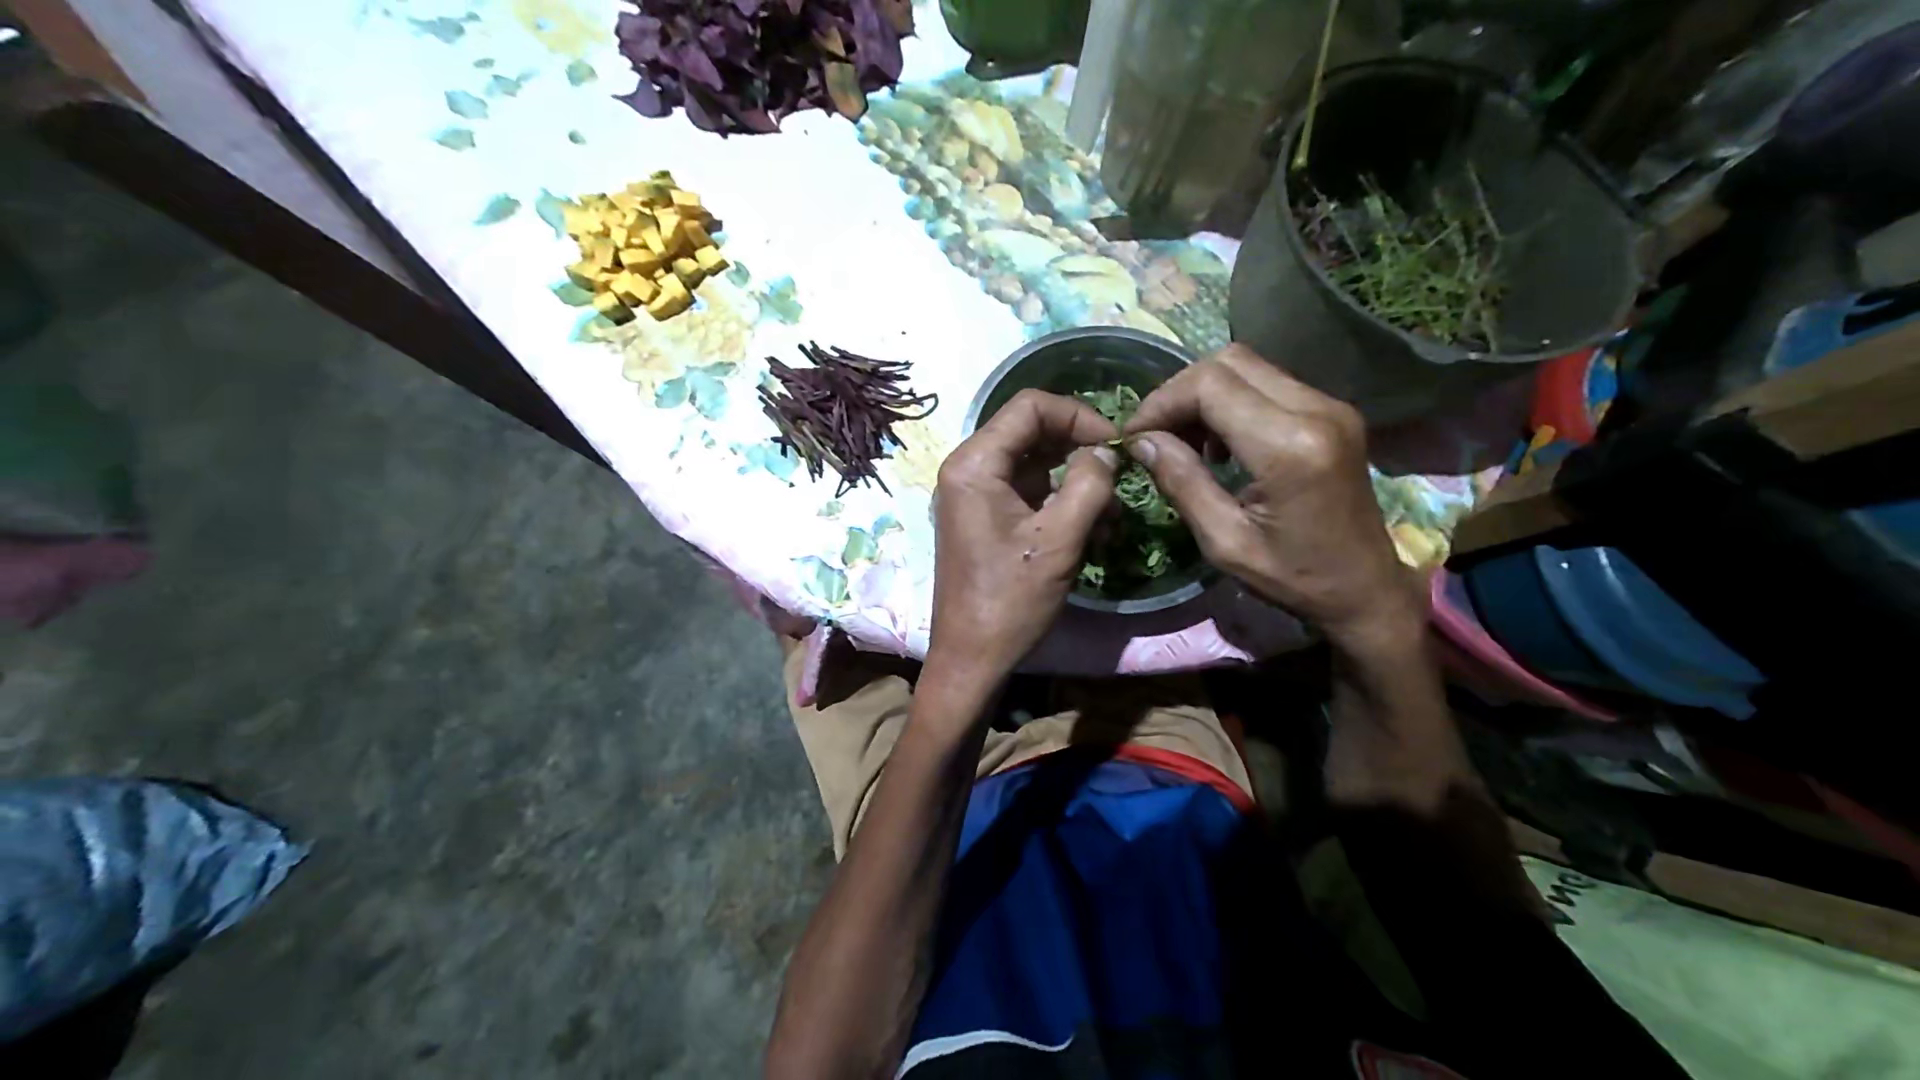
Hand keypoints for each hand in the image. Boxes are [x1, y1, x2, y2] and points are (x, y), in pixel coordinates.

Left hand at [929, 389, 1118, 682]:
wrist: (972, 657)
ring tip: (1111, 519)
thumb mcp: (1059, 539)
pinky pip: (1030, 494)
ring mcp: (977, 495)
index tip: (1115, 445)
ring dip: (1077, 483)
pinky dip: (1062, 504)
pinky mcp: (987, 518)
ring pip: (1036, 465)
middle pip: (1033, 433)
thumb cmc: (1011, 599)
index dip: (1078, 415)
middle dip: (1081, 452)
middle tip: (1120, 480)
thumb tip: (1106, 452)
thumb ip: (1089, 484)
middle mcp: (969, 469)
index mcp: (975, 464)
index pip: (1030, 407)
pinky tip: (1093, 532)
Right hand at [1124, 345, 1419, 645]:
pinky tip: (1218, 441)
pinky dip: (1230, 400)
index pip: (1210, 385)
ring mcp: (1330, 406)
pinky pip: (1268, 383)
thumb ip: (1182, 482)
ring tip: (1183, 440)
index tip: (1135, 436)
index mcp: (1290, 447)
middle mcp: (1316, 411)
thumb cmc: (1294, 577)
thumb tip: (1141, 441)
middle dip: (1180, 392)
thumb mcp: (1224, 542)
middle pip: (1229, 362)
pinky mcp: (1333, 412)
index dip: (1162, 402)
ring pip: (1247, 366)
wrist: (1366, 588)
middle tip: (1155, 435)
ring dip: (1204, 394)